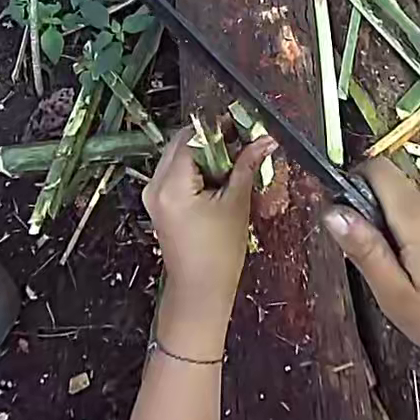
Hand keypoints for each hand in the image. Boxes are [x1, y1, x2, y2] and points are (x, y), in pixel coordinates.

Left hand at [143, 129, 275, 352]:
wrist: (200, 291)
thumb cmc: (219, 252)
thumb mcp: (237, 203)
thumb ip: (247, 165)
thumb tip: (265, 139)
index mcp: (171, 185)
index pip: (191, 139)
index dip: (217, 130)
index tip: (240, 128)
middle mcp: (154, 185)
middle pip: (181, 143)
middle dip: (211, 140)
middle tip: (239, 143)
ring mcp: (153, 194)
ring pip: (178, 156)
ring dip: (204, 153)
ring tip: (231, 163)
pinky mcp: (158, 202)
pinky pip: (175, 172)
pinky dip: (196, 168)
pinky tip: (217, 177)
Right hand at [322, 158, 419, 398]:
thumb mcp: (398, 298)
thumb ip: (364, 249)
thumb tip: (332, 212)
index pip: (377, 168)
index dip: (356, 185)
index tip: (353, 221)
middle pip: (396, 188)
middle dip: (382, 217)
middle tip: (390, 267)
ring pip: (416, 202)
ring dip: (406, 228)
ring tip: (419, 277)